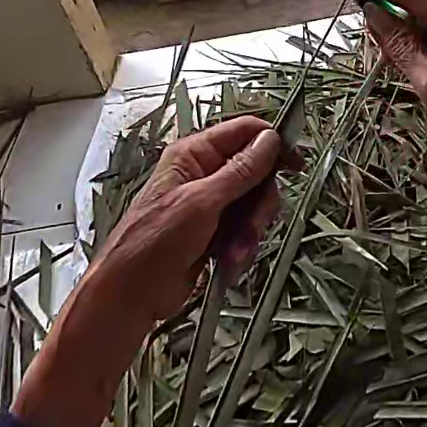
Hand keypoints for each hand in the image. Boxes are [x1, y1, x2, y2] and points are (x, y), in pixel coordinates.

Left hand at [12, 116, 287, 426]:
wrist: (132, 295)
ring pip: (254, 204)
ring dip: (251, 230)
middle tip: (252, 223)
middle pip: (257, 172)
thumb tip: (270, 140)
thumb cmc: (153, 242)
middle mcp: (204, 173)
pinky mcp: (216, 231)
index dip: (272, 143)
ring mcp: (211, 204)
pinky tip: (229, 262)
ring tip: (234, 251)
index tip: (295, 163)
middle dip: (260, 202)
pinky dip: (243, 247)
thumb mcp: (201, 202)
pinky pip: (246, 230)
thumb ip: (240, 171)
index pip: (243, 132)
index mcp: (194, 154)